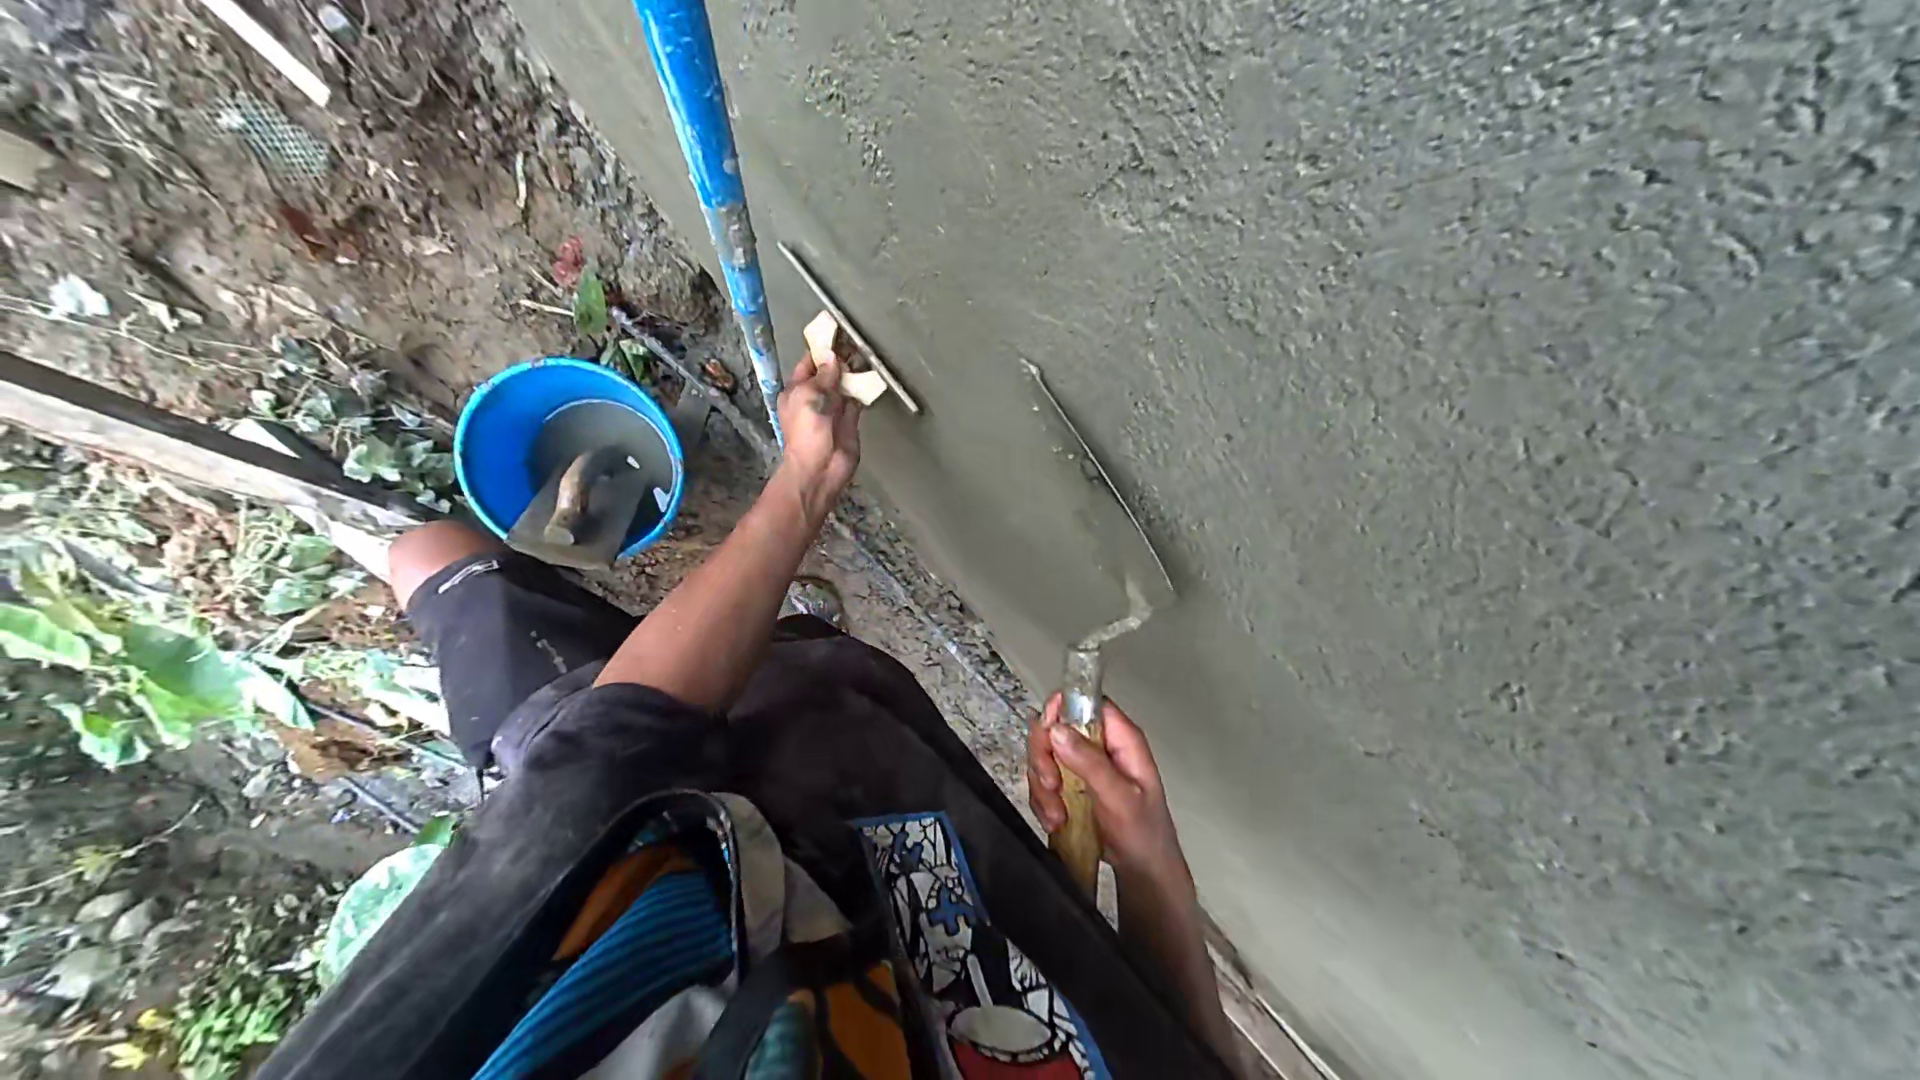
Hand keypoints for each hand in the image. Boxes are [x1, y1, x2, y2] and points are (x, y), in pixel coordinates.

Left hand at [774, 349, 862, 519]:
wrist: (820, 468)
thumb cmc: (806, 432)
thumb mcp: (808, 397)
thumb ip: (823, 376)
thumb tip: (832, 357)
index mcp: (797, 391)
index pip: (809, 363)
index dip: (821, 349)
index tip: (837, 332)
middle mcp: (815, 397)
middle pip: (829, 372)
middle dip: (841, 358)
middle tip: (857, 340)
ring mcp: (833, 409)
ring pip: (845, 384)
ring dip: (854, 372)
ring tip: (867, 353)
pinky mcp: (850, 420)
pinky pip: (857, 400)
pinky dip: (864, 389)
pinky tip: (872, 377)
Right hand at [1028, 694, 1191, 888]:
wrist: (1143, 875)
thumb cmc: (1143, 835)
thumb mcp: (1120, 798)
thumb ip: (1090, 762)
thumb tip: (1057, 729)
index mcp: (1120, 737)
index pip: (1085, 702)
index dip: (1060, 711)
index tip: (1048, 738)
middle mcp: (1099, 744)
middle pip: (1055, 726)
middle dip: (1045, 757)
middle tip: (1052, 786)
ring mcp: (1083, 764)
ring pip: (1045, 754)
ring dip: (1043, 786)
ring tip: (1057, 815)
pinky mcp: (1070, 784)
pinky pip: (1043, 779)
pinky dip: (1043, 800)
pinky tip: (1055, 821)